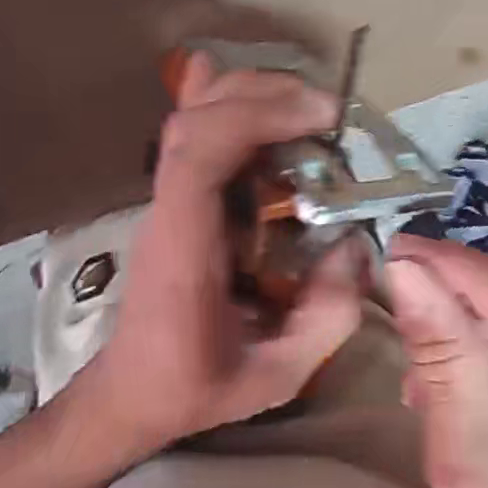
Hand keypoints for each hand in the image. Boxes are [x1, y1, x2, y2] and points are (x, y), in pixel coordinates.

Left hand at [73, 53, 364, 450]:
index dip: (255, 118)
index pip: (198, 155)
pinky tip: (256, 102)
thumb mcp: (277, 374)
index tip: (321, 118)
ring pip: (190, 121)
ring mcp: (165, 206)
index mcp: (183, 250)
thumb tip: (355, 247)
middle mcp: (168, 214)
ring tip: (306, 110)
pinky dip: (225, 110)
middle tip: (327, 112)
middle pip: (193, 121)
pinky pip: (193, 141)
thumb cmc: (195, 386)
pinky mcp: (175, 206)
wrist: (132, 390)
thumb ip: (326, 317)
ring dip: (248, 99)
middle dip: (261, 96)